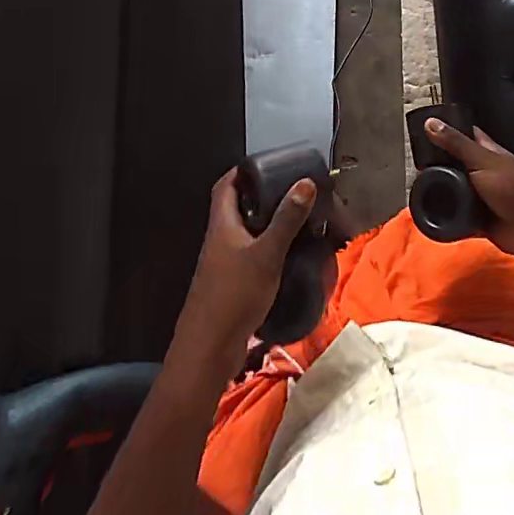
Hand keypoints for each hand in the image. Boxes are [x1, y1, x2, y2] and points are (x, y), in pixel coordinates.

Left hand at [175, 168, 316, 348]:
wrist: (209, 350)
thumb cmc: (234, 296)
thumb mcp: (266, 254)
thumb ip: (286, 219)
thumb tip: (305, 183)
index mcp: (222, 226)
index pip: (225, 186)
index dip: (242, 171)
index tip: (266, 164)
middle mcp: (219, 241)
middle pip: (236, 208)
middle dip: (260, 196)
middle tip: (288, 191)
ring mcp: (223, 264)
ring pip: (245, 233)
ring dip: (266, 224)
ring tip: (295, 219)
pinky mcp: (231, 285)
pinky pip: (250, 255)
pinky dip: (268, 248)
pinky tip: (287, 256)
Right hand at [423, 118, 513, 257]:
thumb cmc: (510, 187)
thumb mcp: (482, 160)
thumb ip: (457, 143)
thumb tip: (430, 122)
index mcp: (486, 152)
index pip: (463, 134)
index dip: (446, 131)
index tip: (423, 130)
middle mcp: (480, 171)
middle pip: (453, 163)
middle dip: (436, 164)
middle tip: (414, 164)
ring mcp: (477, 194)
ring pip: (451, 188)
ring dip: (438, 189)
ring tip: (415, 186)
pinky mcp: (473, 216)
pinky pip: (453, 213)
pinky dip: (443, 212)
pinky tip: (426, 210)